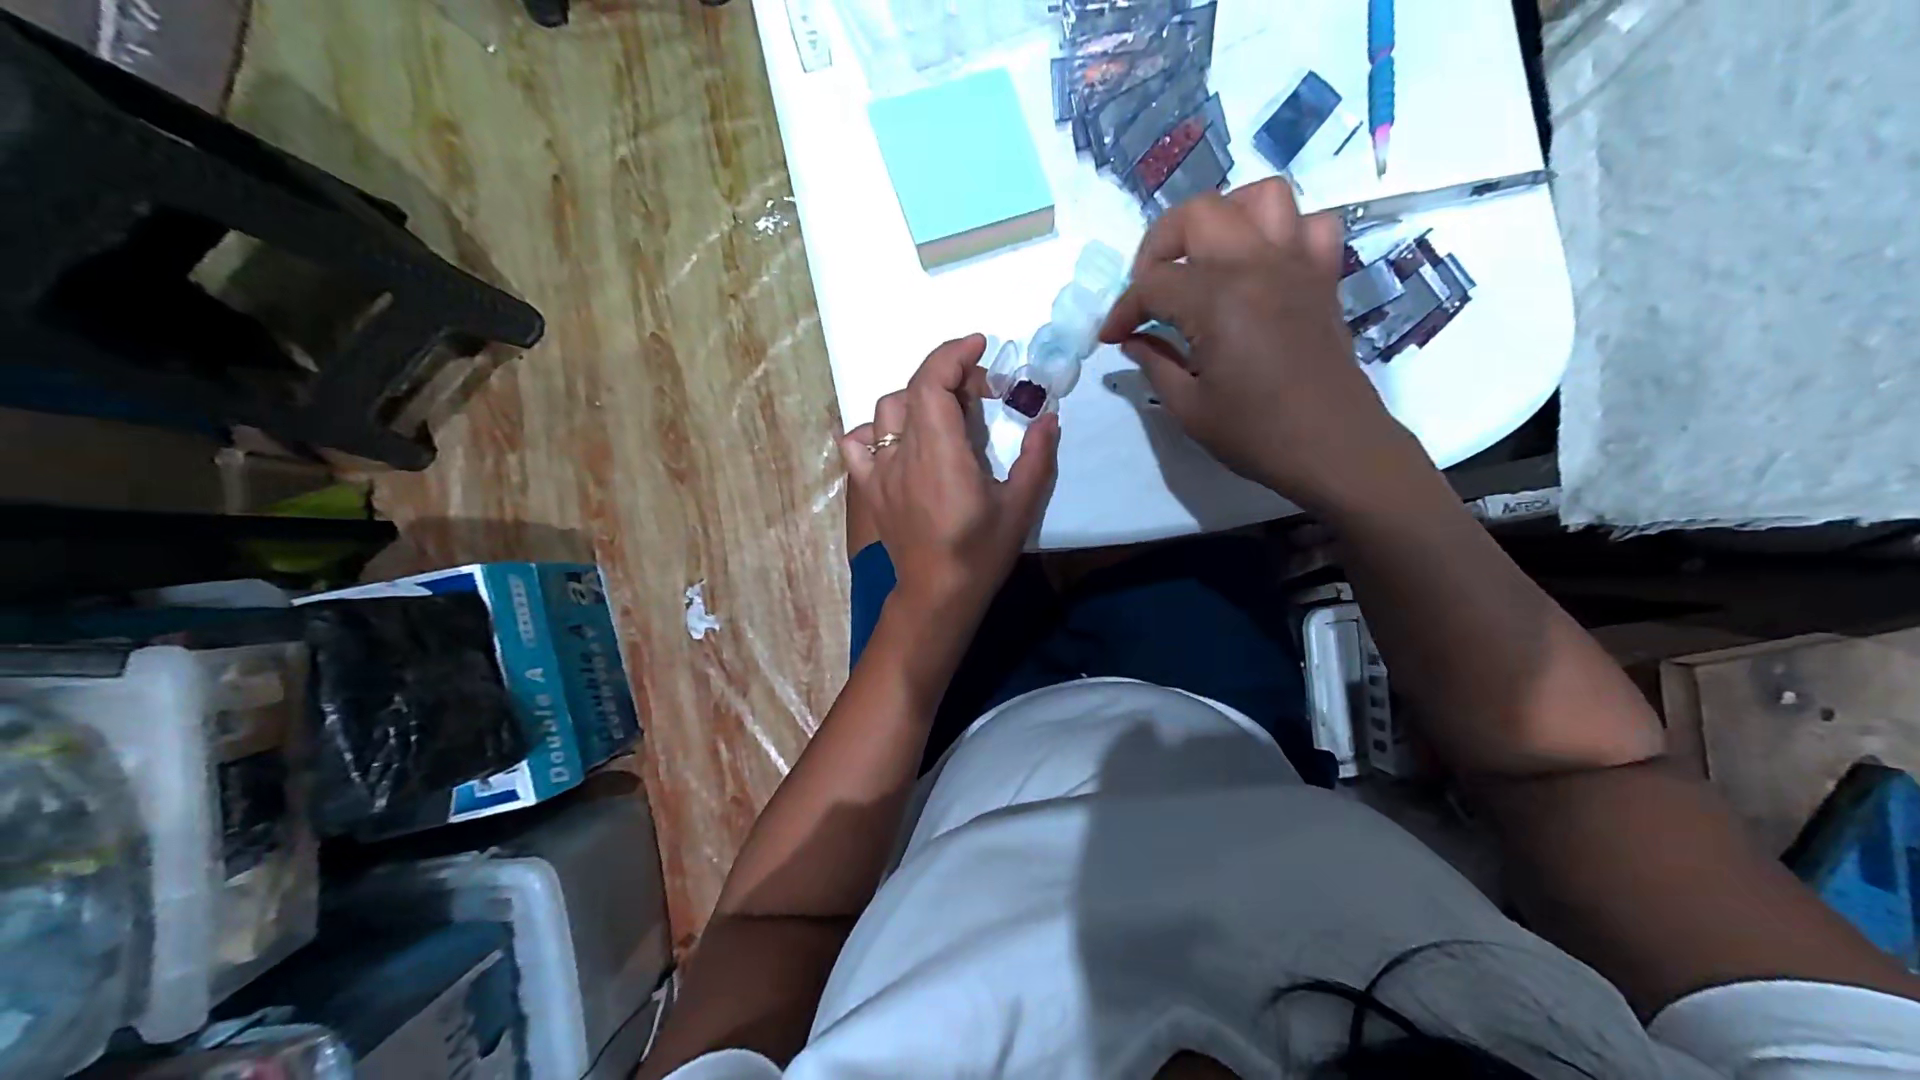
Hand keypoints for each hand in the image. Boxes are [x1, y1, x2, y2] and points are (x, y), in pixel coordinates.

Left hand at [840, 335, 1059, 620]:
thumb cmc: (981, 552)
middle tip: (982, 393)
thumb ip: (1037, 456)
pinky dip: (875, 431)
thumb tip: (1049, 416)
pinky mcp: (870, 489)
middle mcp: (903, 453)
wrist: (937, 595)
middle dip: (949, 375)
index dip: (953, 354)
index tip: (981, 346)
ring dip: (918, 398)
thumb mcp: (1021, 505)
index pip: (931, 382)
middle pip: (913, 390)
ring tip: (946, 415)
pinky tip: (899, 441)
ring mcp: (880, 471)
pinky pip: (857, 445)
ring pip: (886, 411)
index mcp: (940, 452)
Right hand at [1098, 179, 1427, 514]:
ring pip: (1261, 197)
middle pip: (1198, 213)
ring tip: (1205, 258)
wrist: (1334, 449)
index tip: (1112, 336)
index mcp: (1218, 301)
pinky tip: (1261, 265)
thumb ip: (1154, 363)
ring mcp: (1297, 265)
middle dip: (1159, 245)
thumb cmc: (1257, 434)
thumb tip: (1132, 339)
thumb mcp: (1188, 408)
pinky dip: (1282, 232)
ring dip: (1223, 218)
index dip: (1123, 309)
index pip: (1152, 283)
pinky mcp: (1323, 277)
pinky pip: (1310, 224)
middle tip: (1149, 289)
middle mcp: (1257, 266)